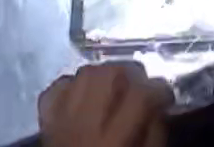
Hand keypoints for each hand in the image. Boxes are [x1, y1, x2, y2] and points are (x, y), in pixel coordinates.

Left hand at [38, 62, 171, 146]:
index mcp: (112, 143)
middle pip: (107, 75)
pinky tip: (85, 97)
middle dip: (129, 73)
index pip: (138, 96)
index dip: (159, 89)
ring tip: (117, 88)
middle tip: (142, 87)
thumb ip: (154, 141)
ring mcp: (60, 121)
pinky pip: (57, 89)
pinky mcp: (45, 124)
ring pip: (82, 73)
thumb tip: (158, 110)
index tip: (168, 95)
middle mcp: (83, 124)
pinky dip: (72, 86)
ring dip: (103, 74)